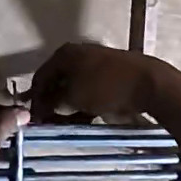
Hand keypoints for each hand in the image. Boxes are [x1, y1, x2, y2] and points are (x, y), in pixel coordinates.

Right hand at [28, 43, 171, 122]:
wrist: (147, 84)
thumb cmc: (105, 87)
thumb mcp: (73, 96)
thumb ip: (53, 101)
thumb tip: (42, 106)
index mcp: (65, 54)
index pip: (40, 77)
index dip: (35, 98)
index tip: (33, 119)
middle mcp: (78, 56)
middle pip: (56, 82)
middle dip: (51, 104)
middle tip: (46, 125)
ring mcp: (95, 66)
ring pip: (73, 89)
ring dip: (66, 108)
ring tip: (62, 127)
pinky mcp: (109, 78)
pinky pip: (88, 93)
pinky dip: (82, 106)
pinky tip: (80, 122)